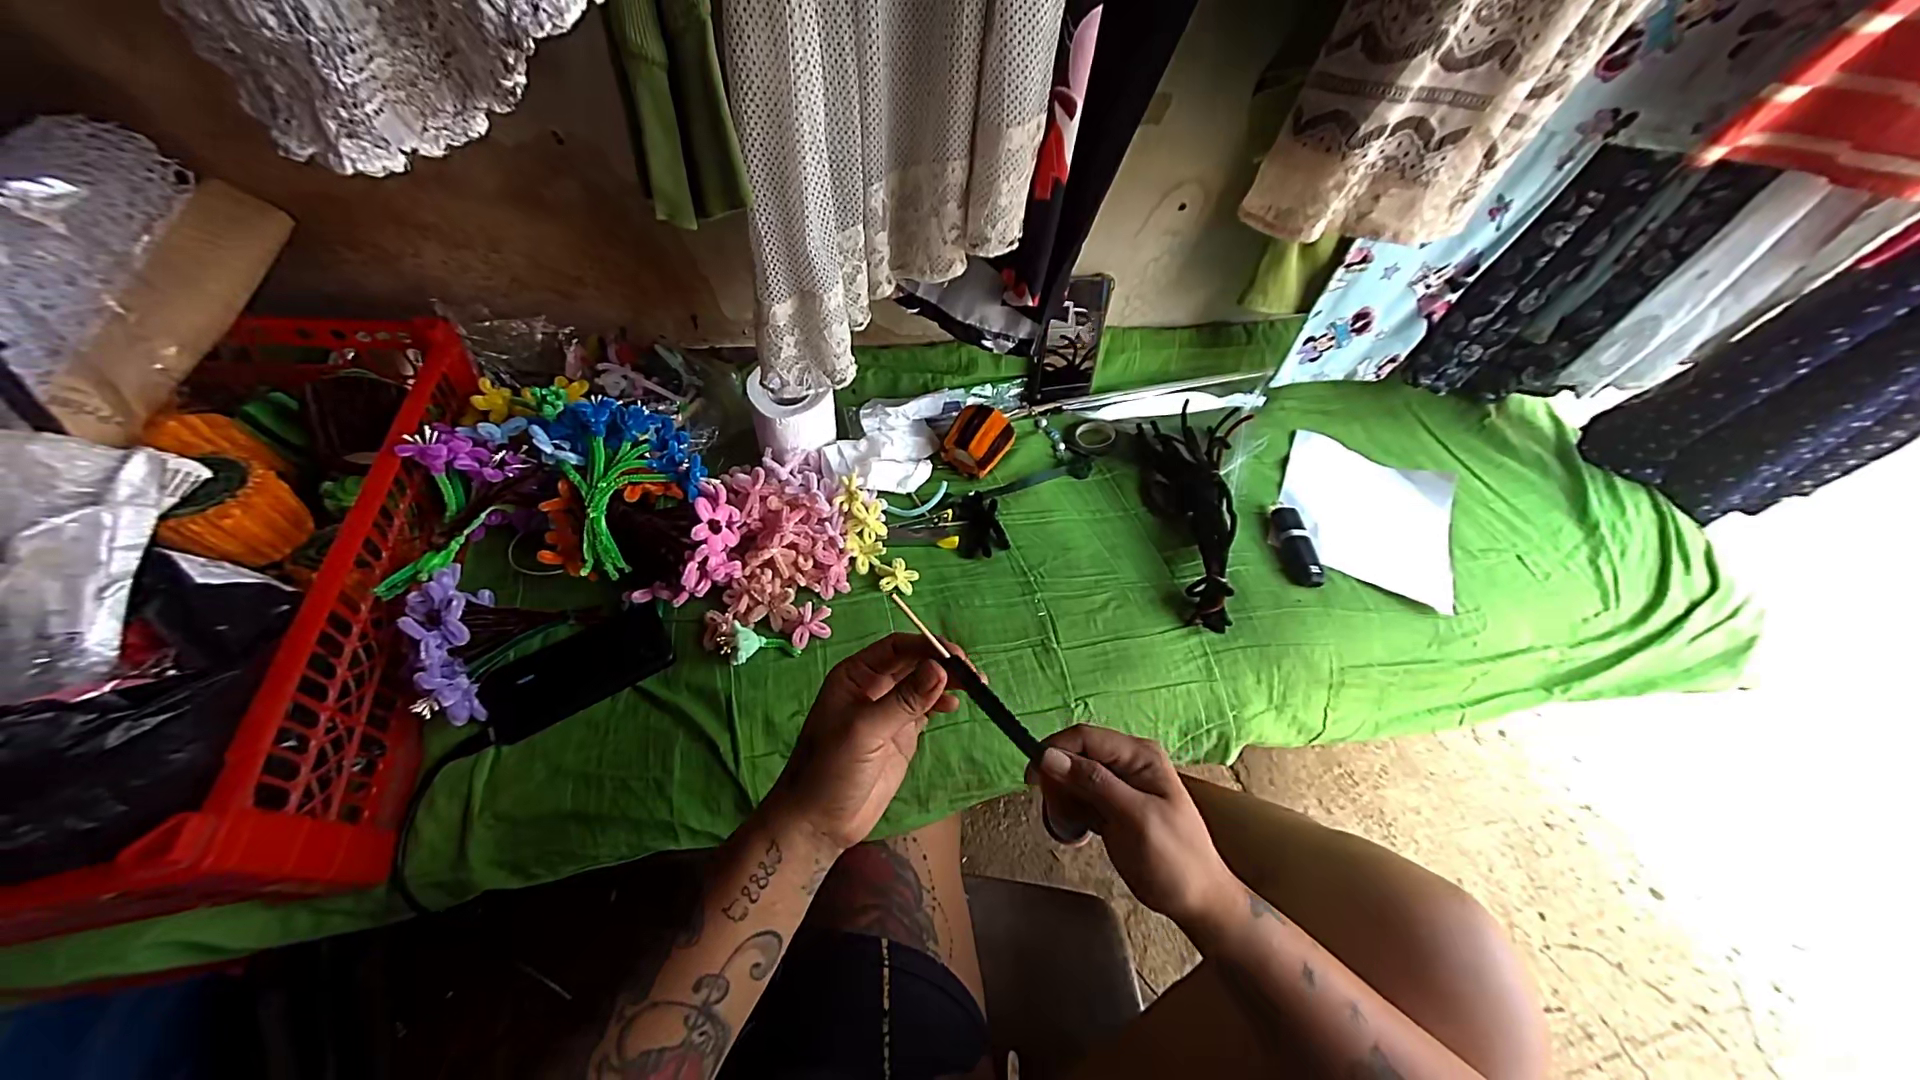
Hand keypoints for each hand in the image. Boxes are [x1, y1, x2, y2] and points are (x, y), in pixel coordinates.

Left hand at [765, 633, 960, 851]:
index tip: (956, 656)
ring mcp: (889, 710)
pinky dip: (943, 702)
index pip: (896, 648)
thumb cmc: (830, 769)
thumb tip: (940, 669)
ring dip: (948, 681)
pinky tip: (955, 705)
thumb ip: (903, 700)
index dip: (927, 646)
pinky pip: (927, 708)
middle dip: (943, 663)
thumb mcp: (865, 730)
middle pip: (914, 662)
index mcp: (855, 676)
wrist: (820, 822)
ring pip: (924, 684)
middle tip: (972, 673)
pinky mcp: (901, 734)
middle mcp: (873, 687)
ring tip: (974, 687)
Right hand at [1027, 724, 1241, 927]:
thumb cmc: (1176, 859)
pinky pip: (1076, 798)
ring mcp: (1118, 785)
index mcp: (1139, 755)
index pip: (1085, 737)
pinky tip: (1077, 831)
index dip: (1055, 751)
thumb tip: (1050, 756)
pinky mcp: (1109, 806)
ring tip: (1072, 827)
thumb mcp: (1135, 818)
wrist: (1198, 901)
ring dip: (1062, 800)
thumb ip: (1093, 783)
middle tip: (1059, 813)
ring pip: (1070, 777)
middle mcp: (1127, 762)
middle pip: (1074, 755)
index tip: (1033, 778)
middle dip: (1059, 781)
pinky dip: (1069, 812)